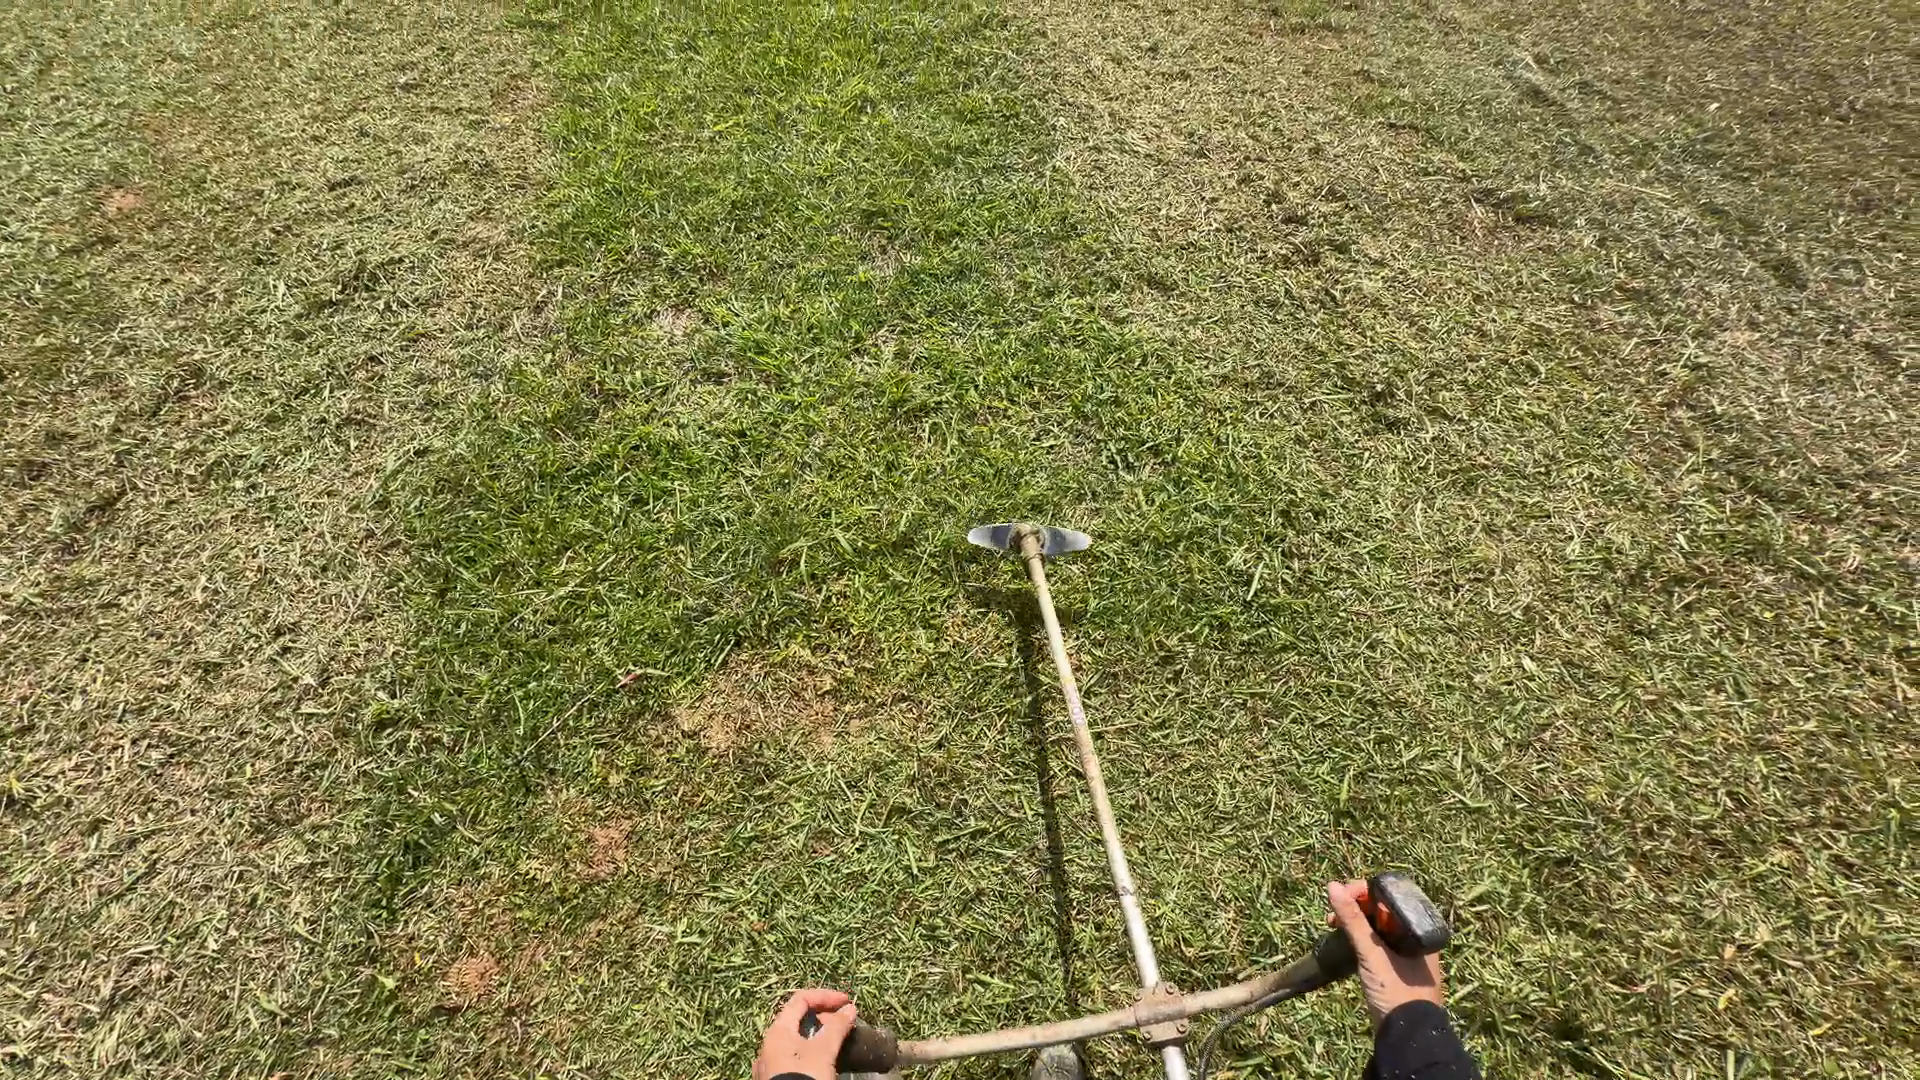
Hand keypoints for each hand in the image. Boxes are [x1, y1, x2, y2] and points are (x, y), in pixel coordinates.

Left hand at [752, 988, 857, 1079]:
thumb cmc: (805, 1078)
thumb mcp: (824, 1051)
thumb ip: (837, 1027)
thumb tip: (849, 1010)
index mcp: (777, 1031)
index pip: (801, 1000)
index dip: (825, 997)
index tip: (846, 1002)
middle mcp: (769, 1045)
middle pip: (798, 1019)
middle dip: (824, 1017)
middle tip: (844, 1023)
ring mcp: (770, 1066)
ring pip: (797, 1040)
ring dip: (819, 1035)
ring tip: (837, 1041)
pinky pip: (795, 1058)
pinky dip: (812, 1052)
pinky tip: (824, 1061)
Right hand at [1326, 879, 1443, 1026]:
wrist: (1407, 1038)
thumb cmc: (1397, 993)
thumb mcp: (1373, 955)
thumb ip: (1353, 920)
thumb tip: (1332, 886)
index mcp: (1419, 932)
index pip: (1388, 897)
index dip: (1362, 892)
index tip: (1340, 897)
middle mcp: (1414, 938)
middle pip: (1379, 908)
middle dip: (1353, 905)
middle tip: (1333, 914)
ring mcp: (1403, 952)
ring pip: (1373, 923)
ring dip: (1351, 919)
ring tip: (1333, 924)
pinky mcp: (1392, 964)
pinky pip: (1372, 938)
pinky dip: (1356, 934)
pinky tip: (1342, 937)